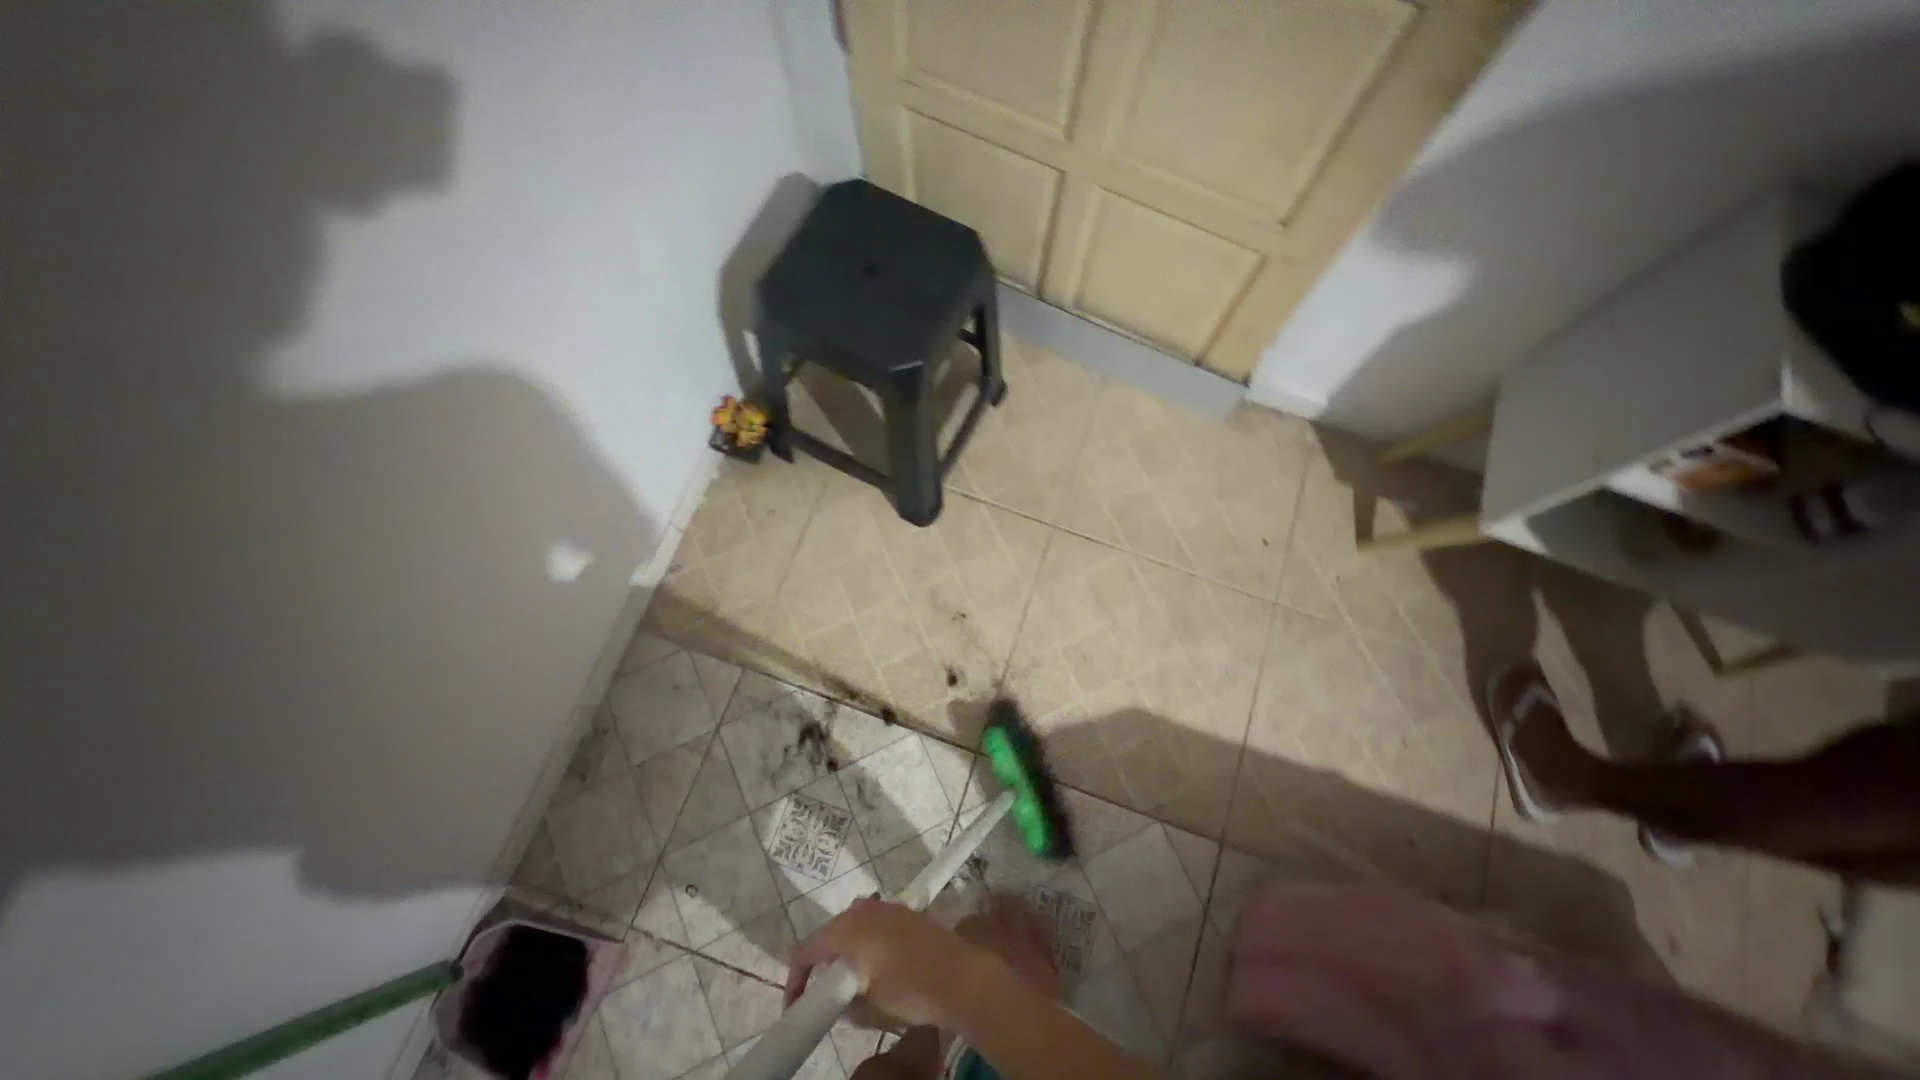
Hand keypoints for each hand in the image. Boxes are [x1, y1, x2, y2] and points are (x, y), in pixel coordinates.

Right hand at [784, 897, 985, 1028]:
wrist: (960, 976)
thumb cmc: (908, 990)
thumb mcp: (866, 1007)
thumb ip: (843, 1002)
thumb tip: (840, 1000)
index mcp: (845, 929)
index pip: (805, 950)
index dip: (796, 980)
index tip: (796, 1006)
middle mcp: (863, 910)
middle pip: (830, 934)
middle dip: (824, 962)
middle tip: (825, 992)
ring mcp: (889, 907)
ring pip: (856, 927)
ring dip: (849, 950)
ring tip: (853, 979)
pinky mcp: (909, 914)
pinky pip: (878, 926)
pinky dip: (871, 944)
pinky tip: (882, 967)